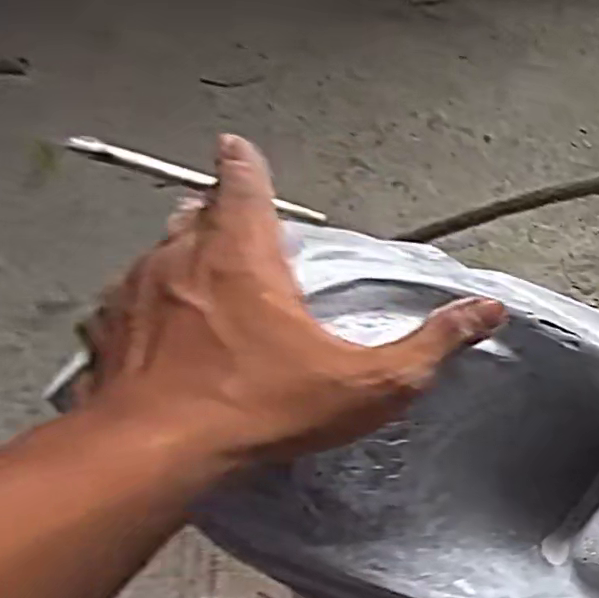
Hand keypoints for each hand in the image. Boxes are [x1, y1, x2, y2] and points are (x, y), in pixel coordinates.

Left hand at [79, 134, 506, 468]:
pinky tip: (177, 324)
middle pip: (195, 220)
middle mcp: (180, 268)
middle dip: (217, 211)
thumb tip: (487, 310)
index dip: (245, 172)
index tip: (238, 148)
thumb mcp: (379, 379)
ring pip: (161, 255)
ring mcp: (137, 299)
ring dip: (187, 253)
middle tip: (233, 211)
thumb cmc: (272, 407)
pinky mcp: (111, 334)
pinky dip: (160, 298)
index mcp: (244, 268)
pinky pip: (135, 299)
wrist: (164, 447)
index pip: (244, 198)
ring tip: (210, 263)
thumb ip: (436, 341)